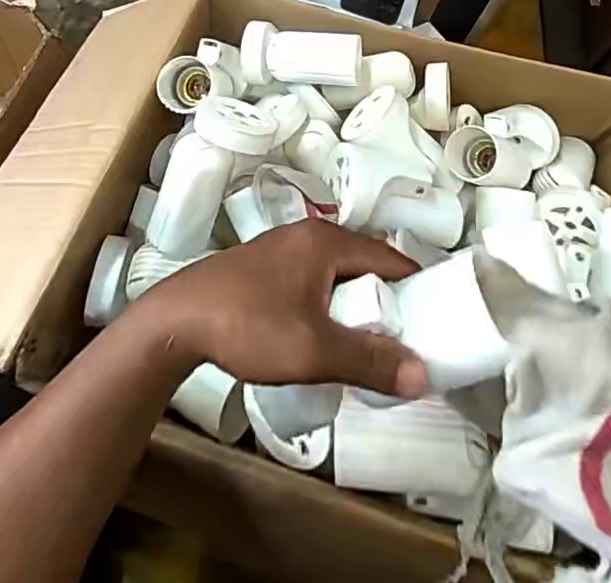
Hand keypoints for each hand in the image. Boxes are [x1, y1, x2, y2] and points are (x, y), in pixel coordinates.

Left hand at [126, 219, 429, 399]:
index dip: (416, 288)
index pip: (389, 258)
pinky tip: (323, 328)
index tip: (434, 319)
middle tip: (402, 335)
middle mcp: (308, 234)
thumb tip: (421, 375)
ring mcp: (284, 246)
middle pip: (364, 262)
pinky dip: (329, 298)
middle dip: (386, 297)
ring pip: (337, 270)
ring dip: (355, 299)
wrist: (176, 321)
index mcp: (326, 241)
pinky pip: (314, 276)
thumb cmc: (248, 325)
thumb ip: (370, 361)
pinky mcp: (265, 264)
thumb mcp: (314, 349)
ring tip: (366, 338)